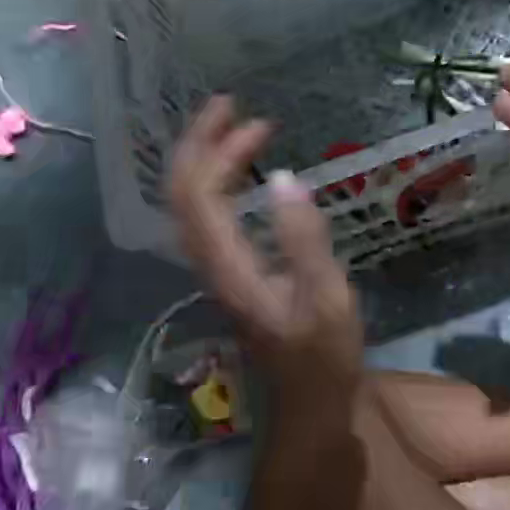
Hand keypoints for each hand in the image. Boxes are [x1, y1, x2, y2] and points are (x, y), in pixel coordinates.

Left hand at [167, 96, 364, 420]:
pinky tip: (247, 176)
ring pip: (192, 204)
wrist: (311, 404)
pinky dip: (221, 184)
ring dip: (207, 160)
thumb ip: (304, 240)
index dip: (218, 151)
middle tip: (231, 105)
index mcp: (230, 267)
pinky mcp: (234, 274)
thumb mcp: (327, 299)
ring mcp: (219, 270)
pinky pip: (210, 216)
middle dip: (200, 142)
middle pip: (182, 192)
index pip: (200, 195)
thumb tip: (283, 178)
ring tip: (238, 129)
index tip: (256, 121)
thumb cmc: (324, 357)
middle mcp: (212, 264)